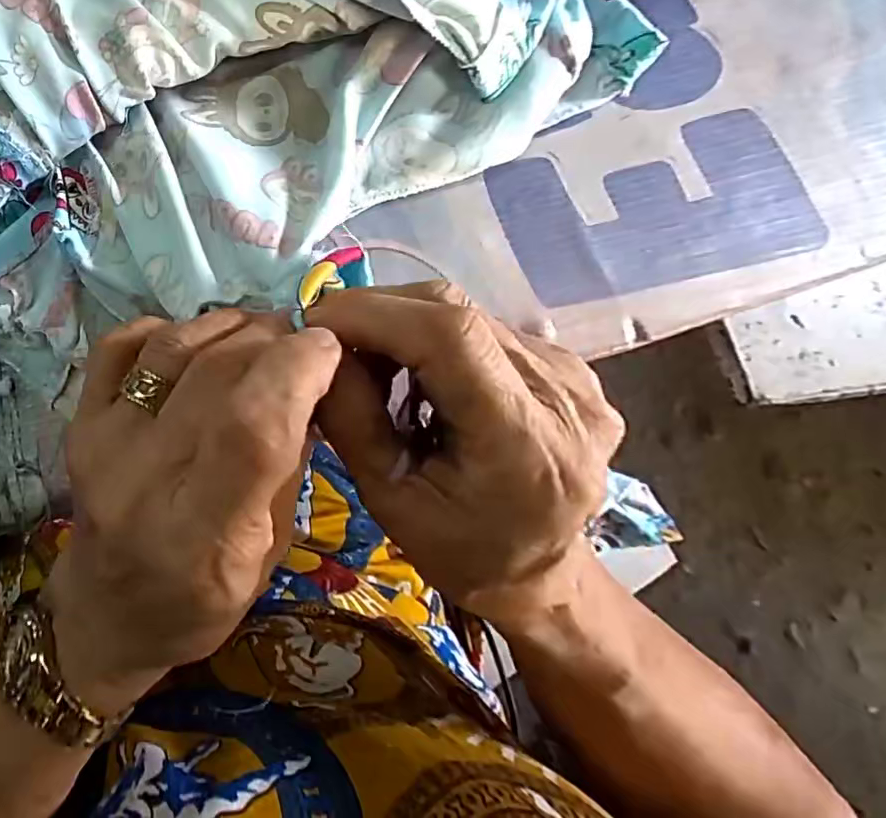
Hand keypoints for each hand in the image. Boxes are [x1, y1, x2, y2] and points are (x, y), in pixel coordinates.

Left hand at [43, 311, 342, 714]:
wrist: (105, 606)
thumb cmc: (196, 599)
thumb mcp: (267, 558)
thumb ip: (285, 469)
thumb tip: (308, 384)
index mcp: (200, 533)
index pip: (250, 429)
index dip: (295, 372)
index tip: (327, 348)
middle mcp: (141, 477)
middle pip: (213, 375)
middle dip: (270, 339)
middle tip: (298, 336)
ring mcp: (100, 440)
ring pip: (169, 348)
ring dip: (225, 326)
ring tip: (258, 330)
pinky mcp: (78, 419)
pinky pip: (119, 345)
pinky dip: (166, 328)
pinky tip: (196, 339)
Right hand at [306, 282, 623, 630]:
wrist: (539, 575)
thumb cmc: (456, 550)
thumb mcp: (384, 496)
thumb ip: (351, 417)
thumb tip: (318, 346)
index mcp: (523, 442)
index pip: (447, 334)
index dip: (372, 313)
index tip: (313, 322)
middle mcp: (563, 395)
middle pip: (452, 310)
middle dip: (374, 311)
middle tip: (326, 338)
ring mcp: (572, 375)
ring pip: (461, 309)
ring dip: (397, 320)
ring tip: (365, 358)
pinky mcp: (565, 366)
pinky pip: (479, 325)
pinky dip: (426, 333)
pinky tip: (410, 368)